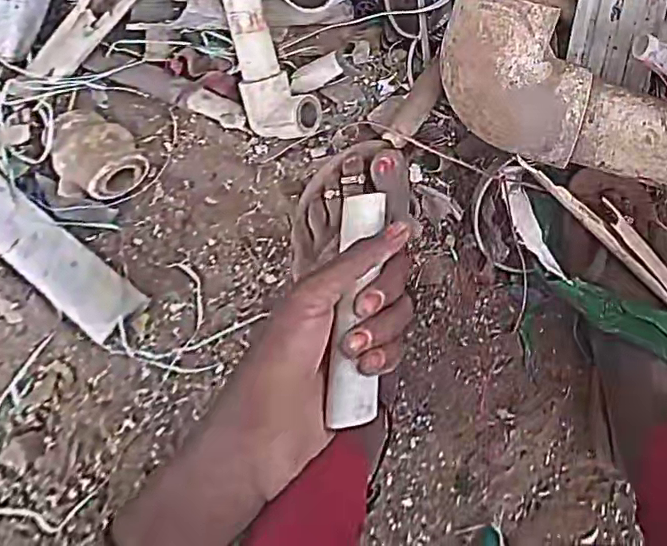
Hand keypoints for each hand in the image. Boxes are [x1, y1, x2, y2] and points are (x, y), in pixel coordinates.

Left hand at [222, 219, 415, 499]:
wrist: (265, 435)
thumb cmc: (271, 366)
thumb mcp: (310, 298)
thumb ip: (356, 260)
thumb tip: (394, 229)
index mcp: (331, 281)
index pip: (376, 250)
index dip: (388, 251)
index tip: (391, 255)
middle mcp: (348, 305)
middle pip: (396, 282)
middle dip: (384, 296)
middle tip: (360, 309)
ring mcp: (361, 337)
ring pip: (401, 317)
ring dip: (380, 333)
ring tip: (350, 350)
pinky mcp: (370, 370)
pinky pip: (399, 351)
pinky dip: (383, 359)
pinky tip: (360, 370)